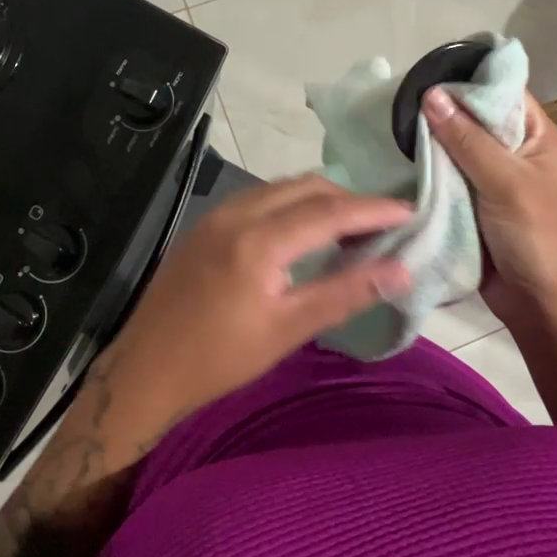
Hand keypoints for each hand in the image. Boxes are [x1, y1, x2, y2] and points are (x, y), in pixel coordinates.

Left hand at [99, 176, 412, 425]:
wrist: (144, 369)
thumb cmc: (218, 359)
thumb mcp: (288, 329)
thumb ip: (346, 293)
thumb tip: (402, 270)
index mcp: (258, 239)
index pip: (330, 210)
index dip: (374, 209)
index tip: (412, 211)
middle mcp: (237, 213)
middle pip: (307, 187)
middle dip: (350, 199)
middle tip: (385, 223)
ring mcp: (217, 214)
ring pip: (282, 188)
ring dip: (321, 199)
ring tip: (352, 227)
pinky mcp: (206, 224)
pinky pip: (260, 198)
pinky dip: (292, 205)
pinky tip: (305, 231)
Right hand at [422, 87, 556, 328]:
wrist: (538, 305)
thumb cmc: (535, 238)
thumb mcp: (505, 183)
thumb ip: (467, 139)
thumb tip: (430, 95)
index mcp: (539, 138)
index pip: (504, 93)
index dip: (471, 81)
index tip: (428, 74)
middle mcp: (517, 152)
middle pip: (477, 119)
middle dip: (444, 111)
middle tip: (400, 101)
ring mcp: (494, 179)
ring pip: (458, 148)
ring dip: (432, 142)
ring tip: (393, 127)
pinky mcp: (473, 203)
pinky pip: (449, 176)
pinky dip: (430, 169)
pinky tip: (401, 159)